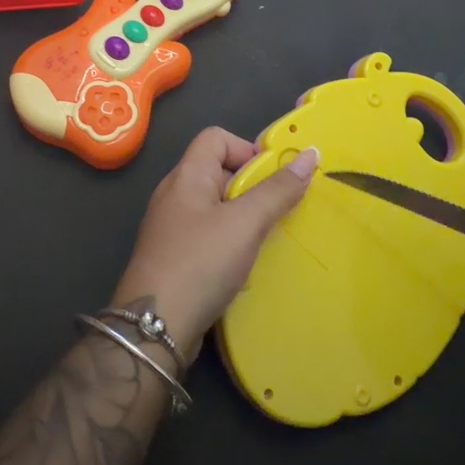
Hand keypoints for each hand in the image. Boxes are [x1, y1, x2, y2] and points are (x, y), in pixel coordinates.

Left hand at [111, 128, 317, 366]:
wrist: (154, 326)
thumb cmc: (200, 262)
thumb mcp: (245, 223)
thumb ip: (277, 190)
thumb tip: (310, 153)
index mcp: (187, 175)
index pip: (216, 137)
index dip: (247, 149)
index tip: (273, 179)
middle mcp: (174, 194)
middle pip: (217, 170)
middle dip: (251, 187)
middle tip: (276, 212)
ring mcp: (170, 227)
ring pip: (214, 206)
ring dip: (242, 218)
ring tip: (264, 240)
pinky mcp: (172, 257)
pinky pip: (207, 234)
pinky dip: (228, 242)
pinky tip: (242, 266)